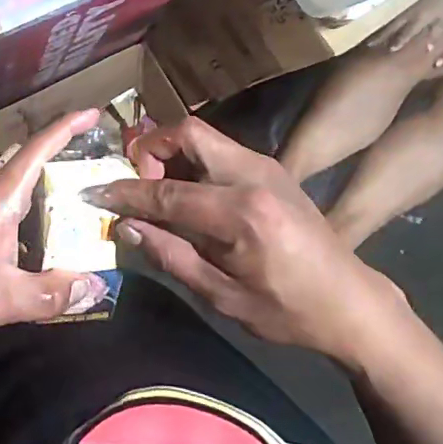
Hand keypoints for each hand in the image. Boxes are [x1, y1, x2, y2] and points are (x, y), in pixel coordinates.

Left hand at [0, 110, 109, 351]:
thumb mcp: (2, 301)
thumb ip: (52, 294)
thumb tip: (98, 287)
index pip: (38, 149)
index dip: (67, 127)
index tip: (94, 112)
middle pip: (34, 163)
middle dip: (69, 157)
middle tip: (104, 165)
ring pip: (21, 186)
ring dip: (52, 186)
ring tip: (86, 197)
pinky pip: (9, 205)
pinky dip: (35, 208)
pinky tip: (47, 233)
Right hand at [86, 118, 412, 369]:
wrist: (349, 299)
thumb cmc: (287, 310)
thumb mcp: (223, 297)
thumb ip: (172, 255)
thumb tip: (126, 226)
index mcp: (241, 212)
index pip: (167, 191)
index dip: (125, 193)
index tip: (93, 192)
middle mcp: (253, 175)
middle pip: (188, 133)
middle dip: (150, 150)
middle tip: (133, 185)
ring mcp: (266, 165)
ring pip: (204, 136)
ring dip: (171, 153)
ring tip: (154, 190)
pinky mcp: (272, 169)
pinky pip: (221, 150)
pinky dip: (194, 161)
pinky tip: (187, 194)